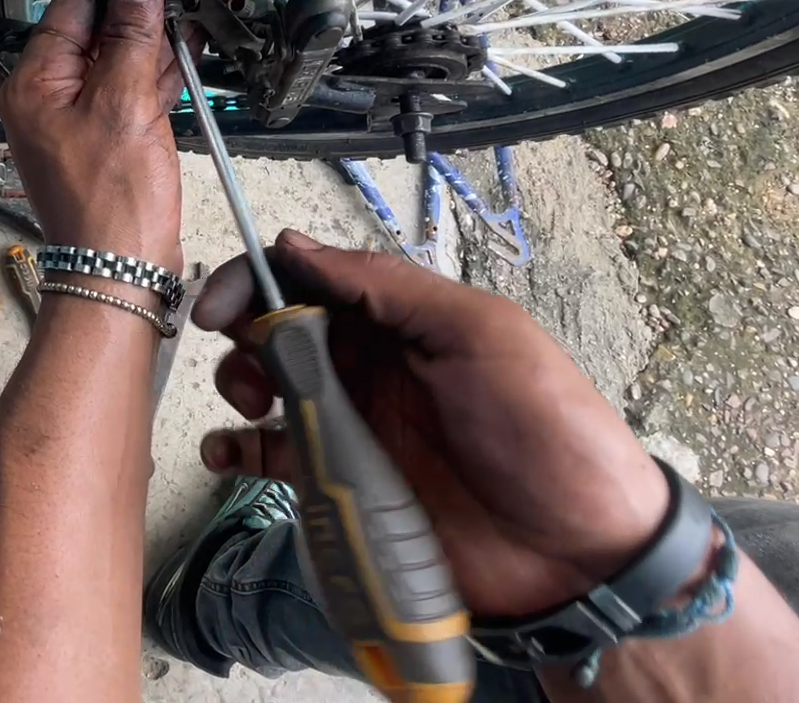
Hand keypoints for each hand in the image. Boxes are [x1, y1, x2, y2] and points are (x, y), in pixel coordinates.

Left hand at [0, 0, 187, 269]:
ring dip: (153, 34)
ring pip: (118, 59)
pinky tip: (187, 44)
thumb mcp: (122, 105)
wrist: (121, 270)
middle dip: (138, 5)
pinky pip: (131, 90)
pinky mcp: (109, 136)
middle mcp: (50, 96)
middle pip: (95, 31)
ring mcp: (81, 117)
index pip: (69, 8)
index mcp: (34, 84)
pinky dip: (157, 70)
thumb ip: (130, 38)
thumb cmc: (111, 202)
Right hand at [193, 229, 669, 618]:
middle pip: (270, 328)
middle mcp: (355, 361)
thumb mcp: (475, 332)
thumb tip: (289, 244)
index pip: (301, 278)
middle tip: (249, 372)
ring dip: (234, 385)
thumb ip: (384, 284)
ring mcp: (340, 421)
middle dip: (241, 336)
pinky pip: (266, 454)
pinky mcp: (332, 477)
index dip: (252, 282)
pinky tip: (226, 455)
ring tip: (251, 410)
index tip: (219, 309)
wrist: (579, 555)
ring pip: (258, 384)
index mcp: (386, 317)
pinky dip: (231, 448)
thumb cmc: (535, 425)